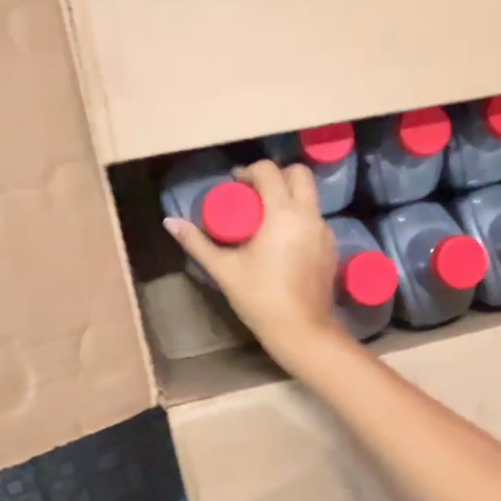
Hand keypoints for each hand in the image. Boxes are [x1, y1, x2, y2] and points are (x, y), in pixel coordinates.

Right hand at [164, 160, 349, 362]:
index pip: (269, 171)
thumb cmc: (260, 297)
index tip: (235, 183)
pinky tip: (283, 239)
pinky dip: (300, 217)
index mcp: (283, 213)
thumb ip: (197, 242)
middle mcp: (309, 214)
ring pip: (311, 196)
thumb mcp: (224, 269)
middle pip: (300, 174)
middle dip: (277, 174)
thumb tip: (170, 222)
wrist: (302, 330)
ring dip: (290, 195)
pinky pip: (315, 219)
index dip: (249, 171)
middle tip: (255, 192)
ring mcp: (324, 230)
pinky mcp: (331, 247)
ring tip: (266, 215)